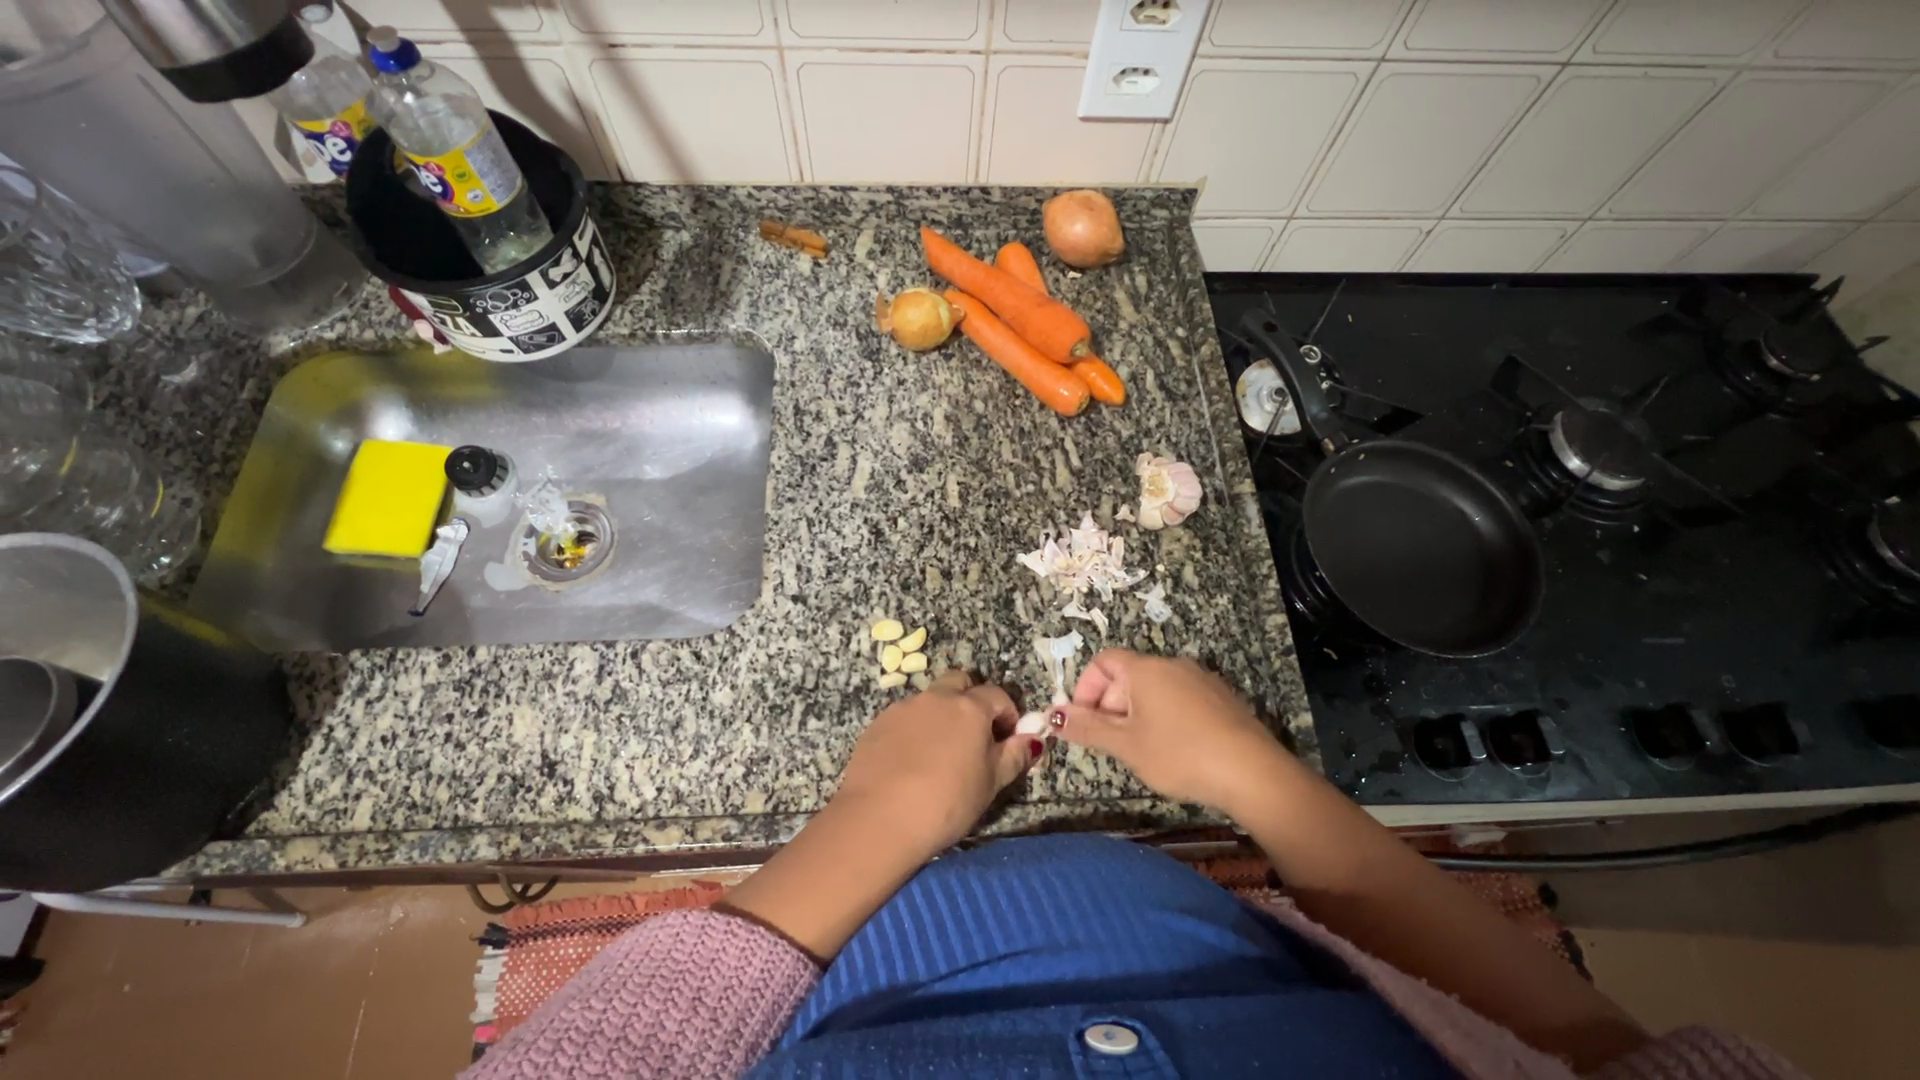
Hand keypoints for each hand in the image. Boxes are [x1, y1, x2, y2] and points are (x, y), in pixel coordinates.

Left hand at [832, 670, 1042, 853]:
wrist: (878, 819)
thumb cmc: (946, 803)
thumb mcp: (990, 784)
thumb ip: (1014, 756)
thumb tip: (1032, 739)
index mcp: (968, 708)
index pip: (997, 695)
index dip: (1008, 715)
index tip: (1008, 740)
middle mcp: (934, 698)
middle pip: (958, 683)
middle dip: (971, 700)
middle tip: (975, 736)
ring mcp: (901, 709)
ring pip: (928, 700)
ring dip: (940, 716)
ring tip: (940, 754)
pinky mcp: (876, 725)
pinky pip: (903, 719)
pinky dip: (914, 731)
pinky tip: (911, 763)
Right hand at [1051, 649, 1299, 816]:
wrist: (1251, 772)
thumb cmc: (1179, 755)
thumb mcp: (1126, 745)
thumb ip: (1087, 728)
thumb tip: (1053, 715)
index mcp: (1145, 669)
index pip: (1103, 661)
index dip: (1085, 688)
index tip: (1082, 721)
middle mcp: (1172, 664)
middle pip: (1128, 675)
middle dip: (1110, 706)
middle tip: (1110, 744)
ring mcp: (1201, 679)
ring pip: (1154, 689)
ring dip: (1136, 714)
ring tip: (1140, 751)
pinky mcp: (1221, 698)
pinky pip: (1180, 699)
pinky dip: (1165, 717)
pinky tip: (1174, 750)